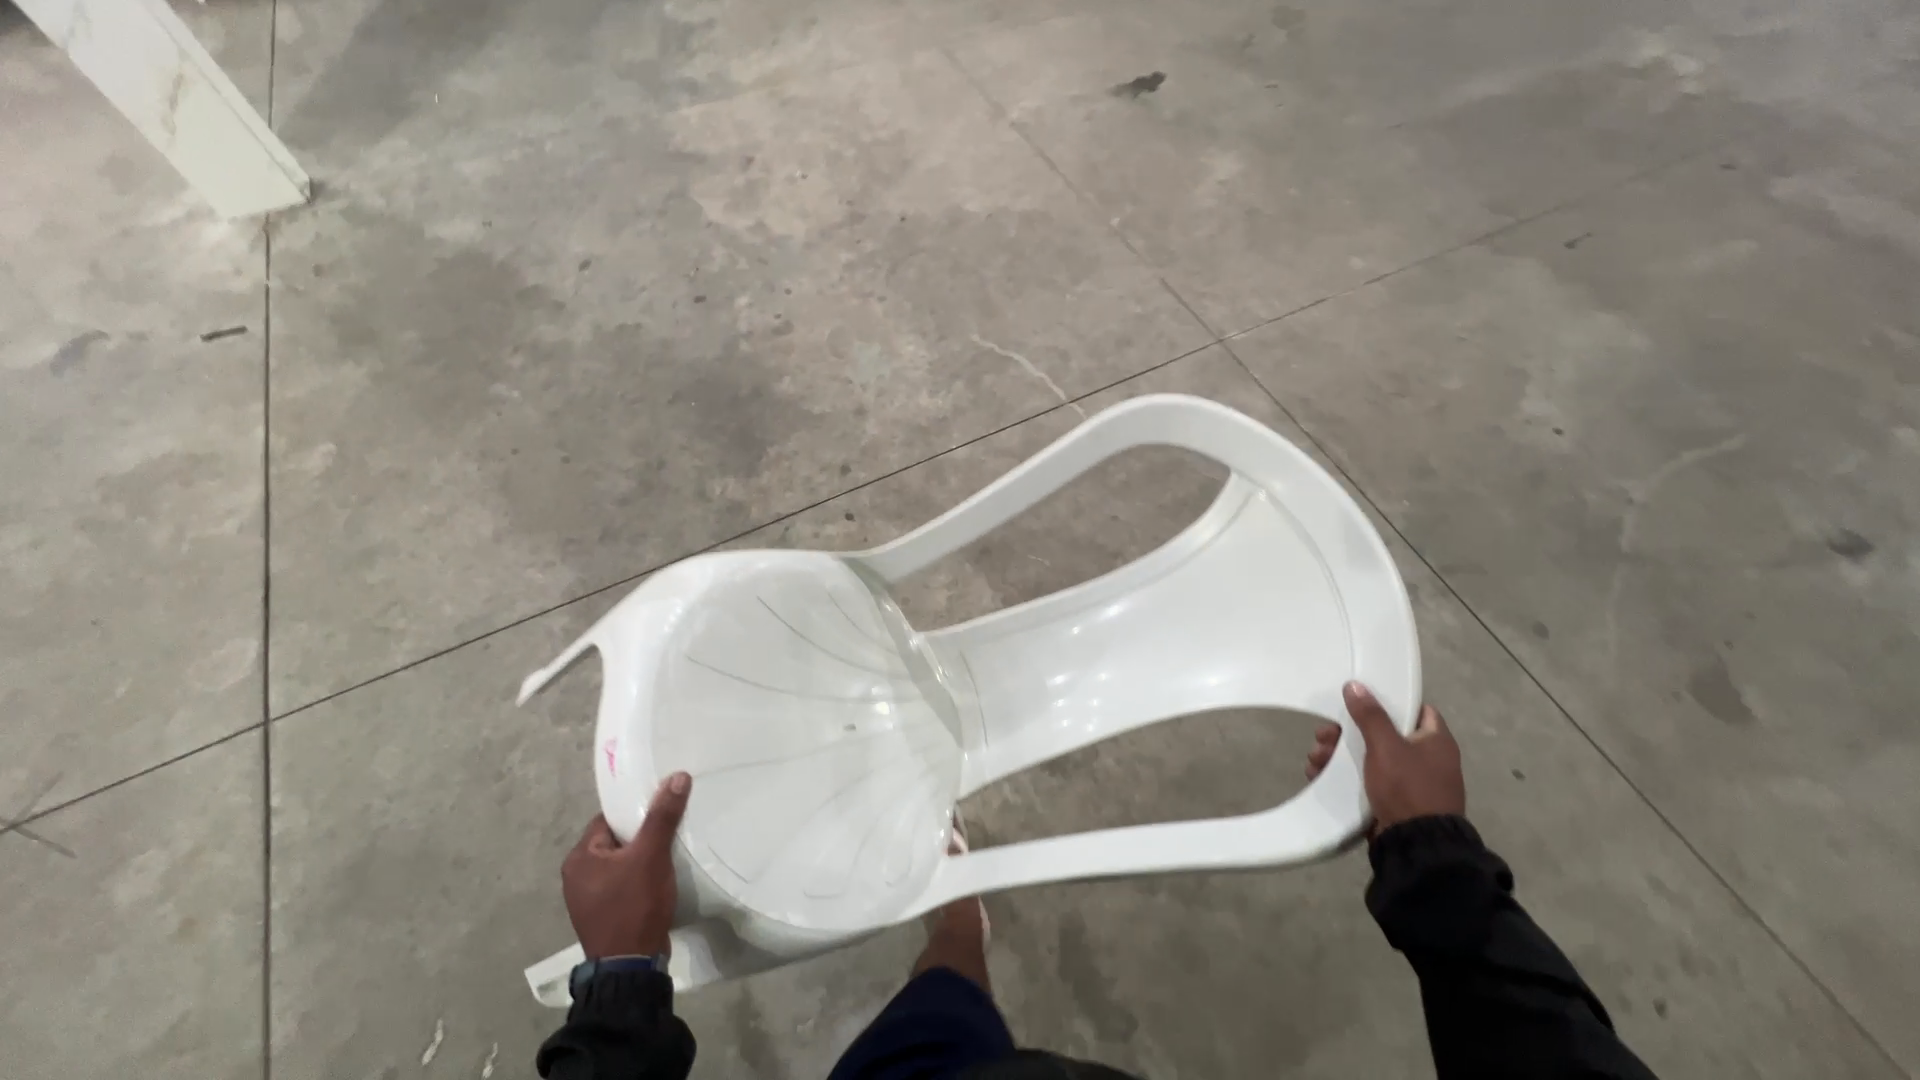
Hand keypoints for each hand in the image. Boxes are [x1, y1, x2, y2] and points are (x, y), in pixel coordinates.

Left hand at [562, 772, 691, 958]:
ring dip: (643, 859)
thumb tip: (677, 777)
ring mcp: (588, 899)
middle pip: (617, 842)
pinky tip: (661, 879)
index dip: (636, 812)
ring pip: (622, 864)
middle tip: (671, 830)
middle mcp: (576, 877)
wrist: (632, 965)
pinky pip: (624, 884)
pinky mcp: (604, 915)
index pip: (609, 820)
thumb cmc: (634, 905)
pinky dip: (641, 879)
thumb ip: (662, 816)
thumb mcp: (651, 855)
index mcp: (579, 858)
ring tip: (670, 852)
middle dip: (642, 836)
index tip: (662, 809)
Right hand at [1306, 682, 1464, 836]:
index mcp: (1435, 741)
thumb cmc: (1407, 788)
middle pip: (1382, 733)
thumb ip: (1370, 716)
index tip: (1358, 701)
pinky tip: (1318, 774)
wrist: (1416, 845)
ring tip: (1314, 758)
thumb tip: (1355, 685)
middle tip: (1323, 735)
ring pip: (1368, 757)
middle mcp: (1426, 758)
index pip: (1414, 709)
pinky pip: (1365, 779)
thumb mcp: (1386, 747)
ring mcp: (1409, 781)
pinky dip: (1343, 775)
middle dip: (1347, 733)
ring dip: (1339, 754)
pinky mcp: (1392, 800)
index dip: (1387, 702)